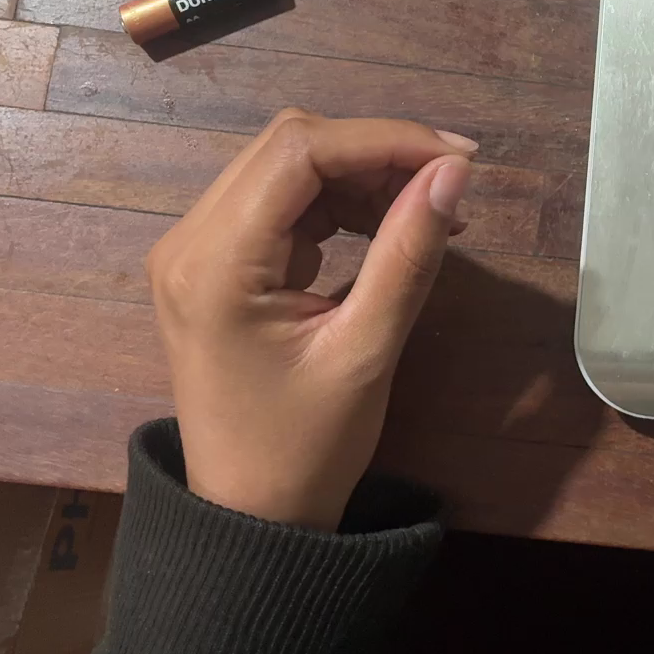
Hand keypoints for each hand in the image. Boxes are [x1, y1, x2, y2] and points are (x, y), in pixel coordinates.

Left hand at [146, 110, 477, 528]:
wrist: (252, 514)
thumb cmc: (307, 446)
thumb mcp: (369, 349)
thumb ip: (410, 252)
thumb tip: (454, 172)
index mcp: (215, 263)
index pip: (300, 152)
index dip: (386, 139)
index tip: (459, 158)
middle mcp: (194, 237)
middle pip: (293, 145)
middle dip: (380, 150)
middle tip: (451, 179)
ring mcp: (204, 245)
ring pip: (294, 163)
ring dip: (368, 171)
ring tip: (429, 207)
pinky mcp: (225, 256)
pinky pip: (292, 197)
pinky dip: (349, 197)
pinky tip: (391, 222)